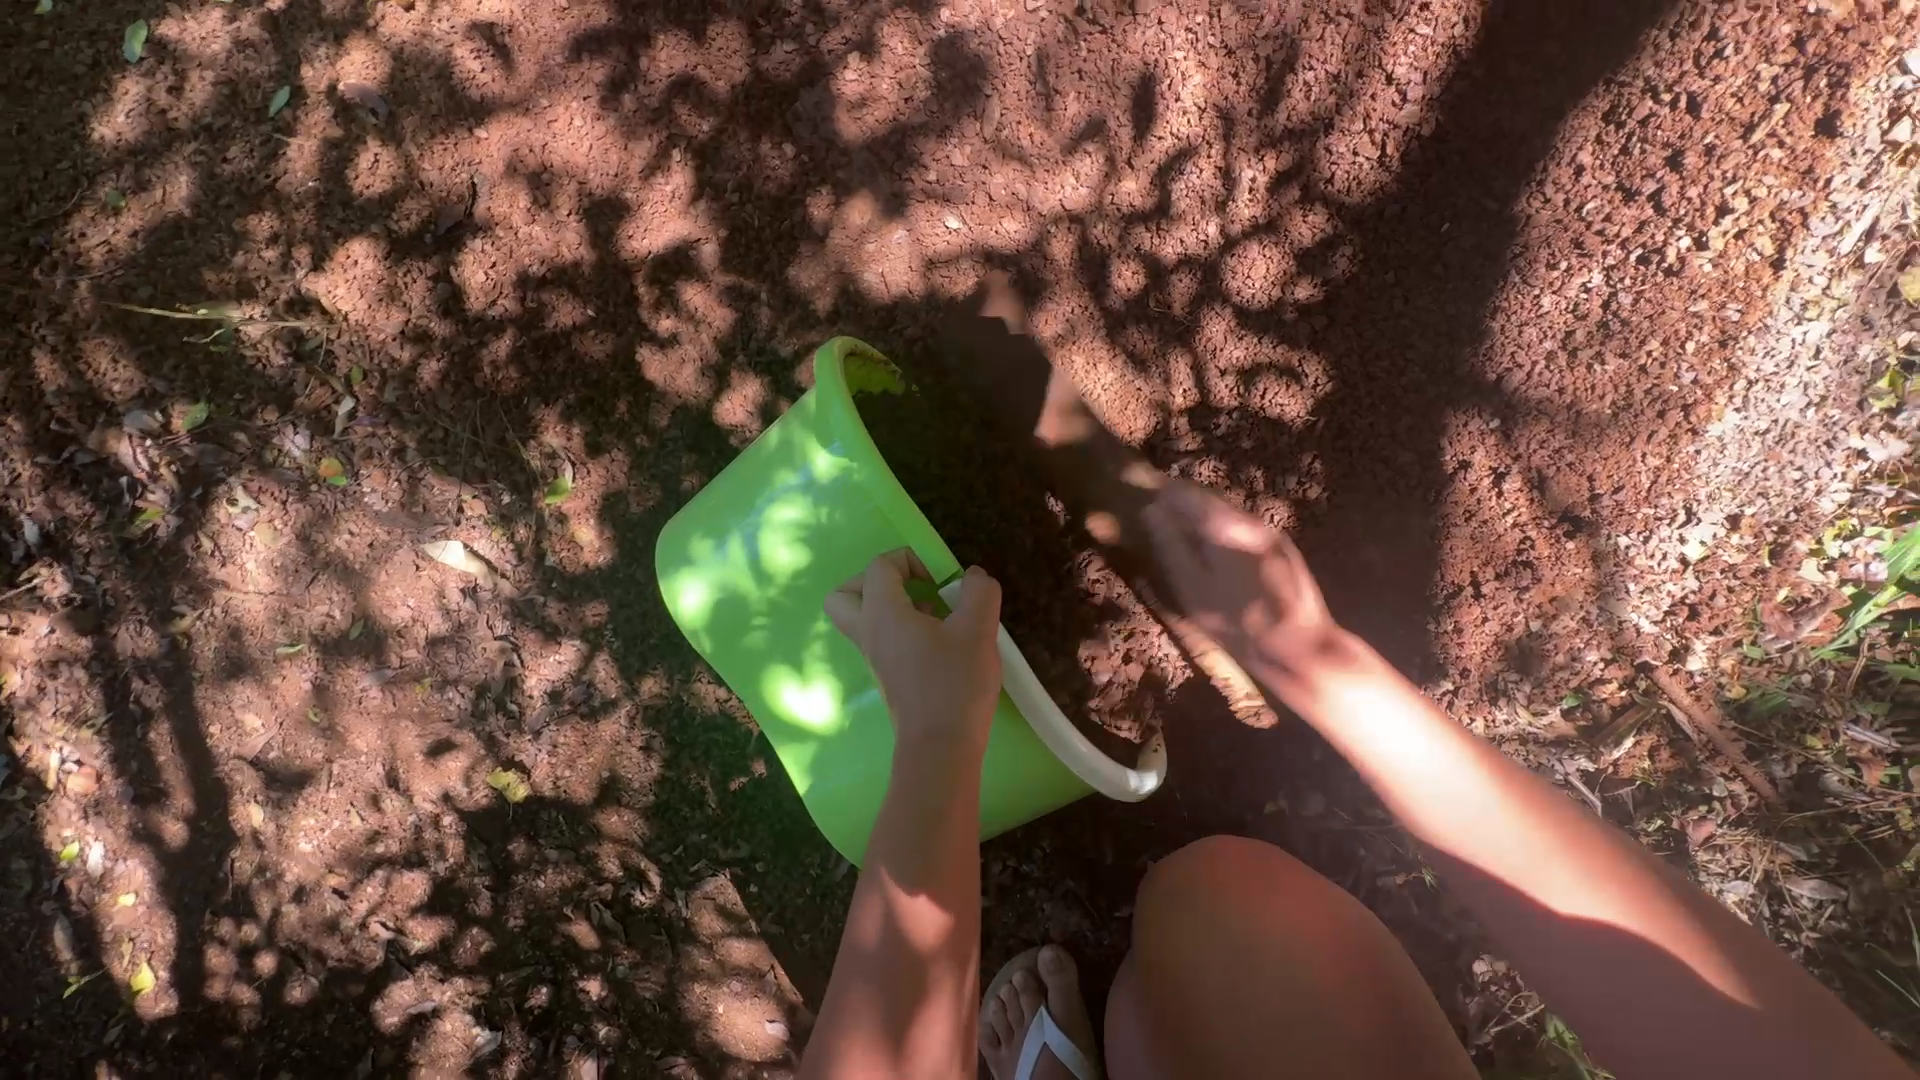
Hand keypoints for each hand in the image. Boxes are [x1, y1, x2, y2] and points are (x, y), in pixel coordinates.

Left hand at [825, 549, 1003, 751]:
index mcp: (882, 613)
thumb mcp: (978, 630)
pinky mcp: (887, 676)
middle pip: (846, 594)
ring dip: (893, 606)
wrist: (940, 747)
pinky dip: (902, 629)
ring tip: (934, 614)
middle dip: (878, 581)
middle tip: (913, 588)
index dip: (911, 559)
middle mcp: (868, 632)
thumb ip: (978, 593)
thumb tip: (972, 576)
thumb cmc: (955, 683)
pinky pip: (881, 639)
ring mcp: (874, 657)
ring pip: (863, 618)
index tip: (941, 579)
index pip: (879, 566)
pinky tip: (940, 641)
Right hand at [1142, 480, 1337, 679]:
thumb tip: (1152, 513)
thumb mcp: (1193, 588)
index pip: (1189, 494)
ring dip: (1207, 517)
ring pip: (1231, 514)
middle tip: (1165, 513)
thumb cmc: (1236, 622)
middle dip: (1188, 503)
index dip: (1167, 495)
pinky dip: (1225, 530)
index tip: (1150, 500)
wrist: (1298, 648)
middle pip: (1214, 500)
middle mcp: (1252, 521)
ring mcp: (1271, 535)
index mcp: (1227, 526)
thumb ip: (1171, 546)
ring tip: (1187, 531)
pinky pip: (1245, 529)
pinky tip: (1216, 549)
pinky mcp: (1282, 550)